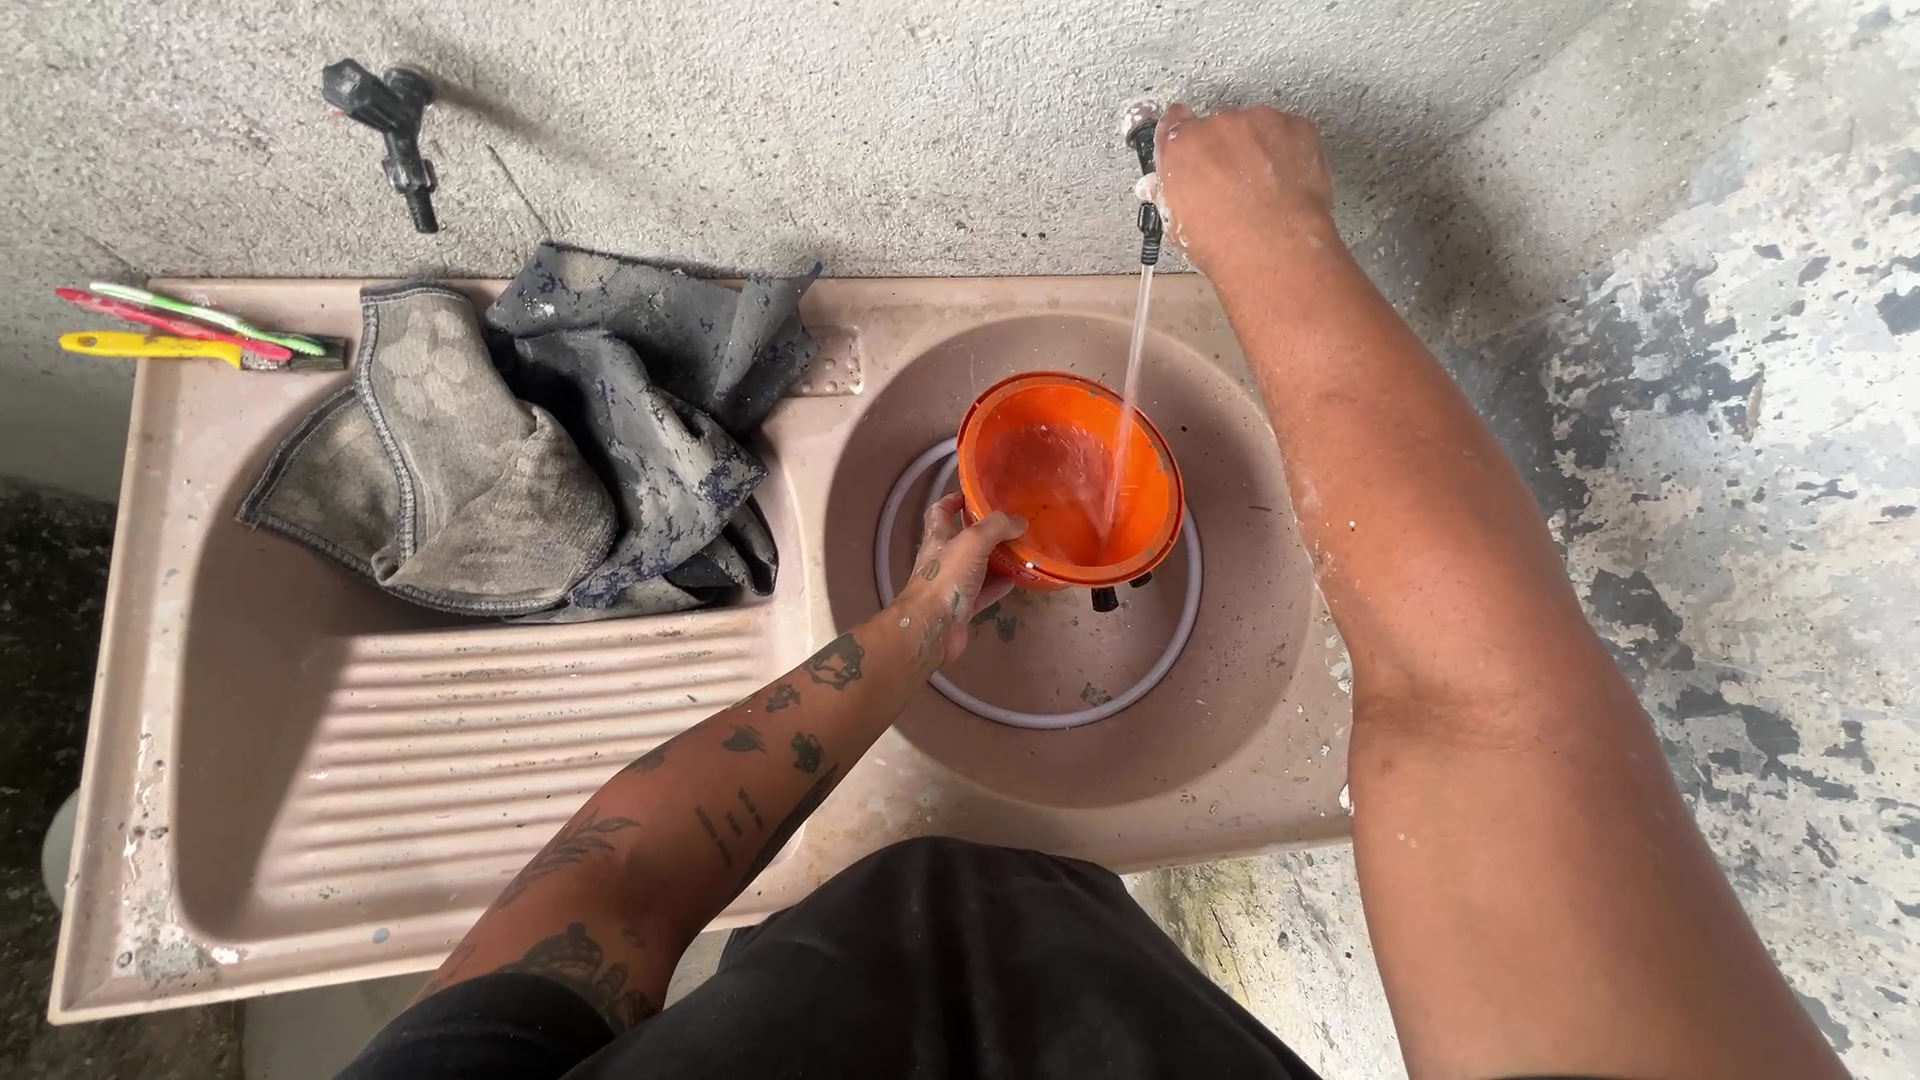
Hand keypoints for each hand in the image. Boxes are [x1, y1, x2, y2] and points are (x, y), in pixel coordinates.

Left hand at [892, 493, 1026, 668]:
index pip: (939, 512)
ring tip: (1020, 550)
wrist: (932, 627)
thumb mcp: (972, 542)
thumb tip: (1019, 521)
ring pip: (976, 567)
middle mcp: (942, 560)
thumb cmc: (946, 578)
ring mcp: (951, 585)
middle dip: (984, 532)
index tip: (973, 495)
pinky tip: (1017, 579)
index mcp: (937, 538)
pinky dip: (999, 586)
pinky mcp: (962, 608)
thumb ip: (996, 527)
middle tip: (1010, 524)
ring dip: (996, 559)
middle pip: (962, 540)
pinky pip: (984, 592)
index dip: (952, 500)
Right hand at [1153, 103, 1337, 276]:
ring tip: (1259, 190)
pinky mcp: (1295, 126)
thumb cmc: (1225, 242)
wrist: (1275, 248)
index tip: (1186, 148)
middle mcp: (1218, 126)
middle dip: (1221, 150)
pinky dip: (1284, 152)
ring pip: (1253, 128)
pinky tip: (1281, 184)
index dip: (1180, 136)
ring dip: (1254, 150)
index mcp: (1181, 146)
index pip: (1173, 122)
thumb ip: (1167, 193)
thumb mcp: (1178, 226)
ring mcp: (1258, 122)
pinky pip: (1286, 133)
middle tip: (1228, 185)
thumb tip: (1161, 186)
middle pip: (1217, 127)